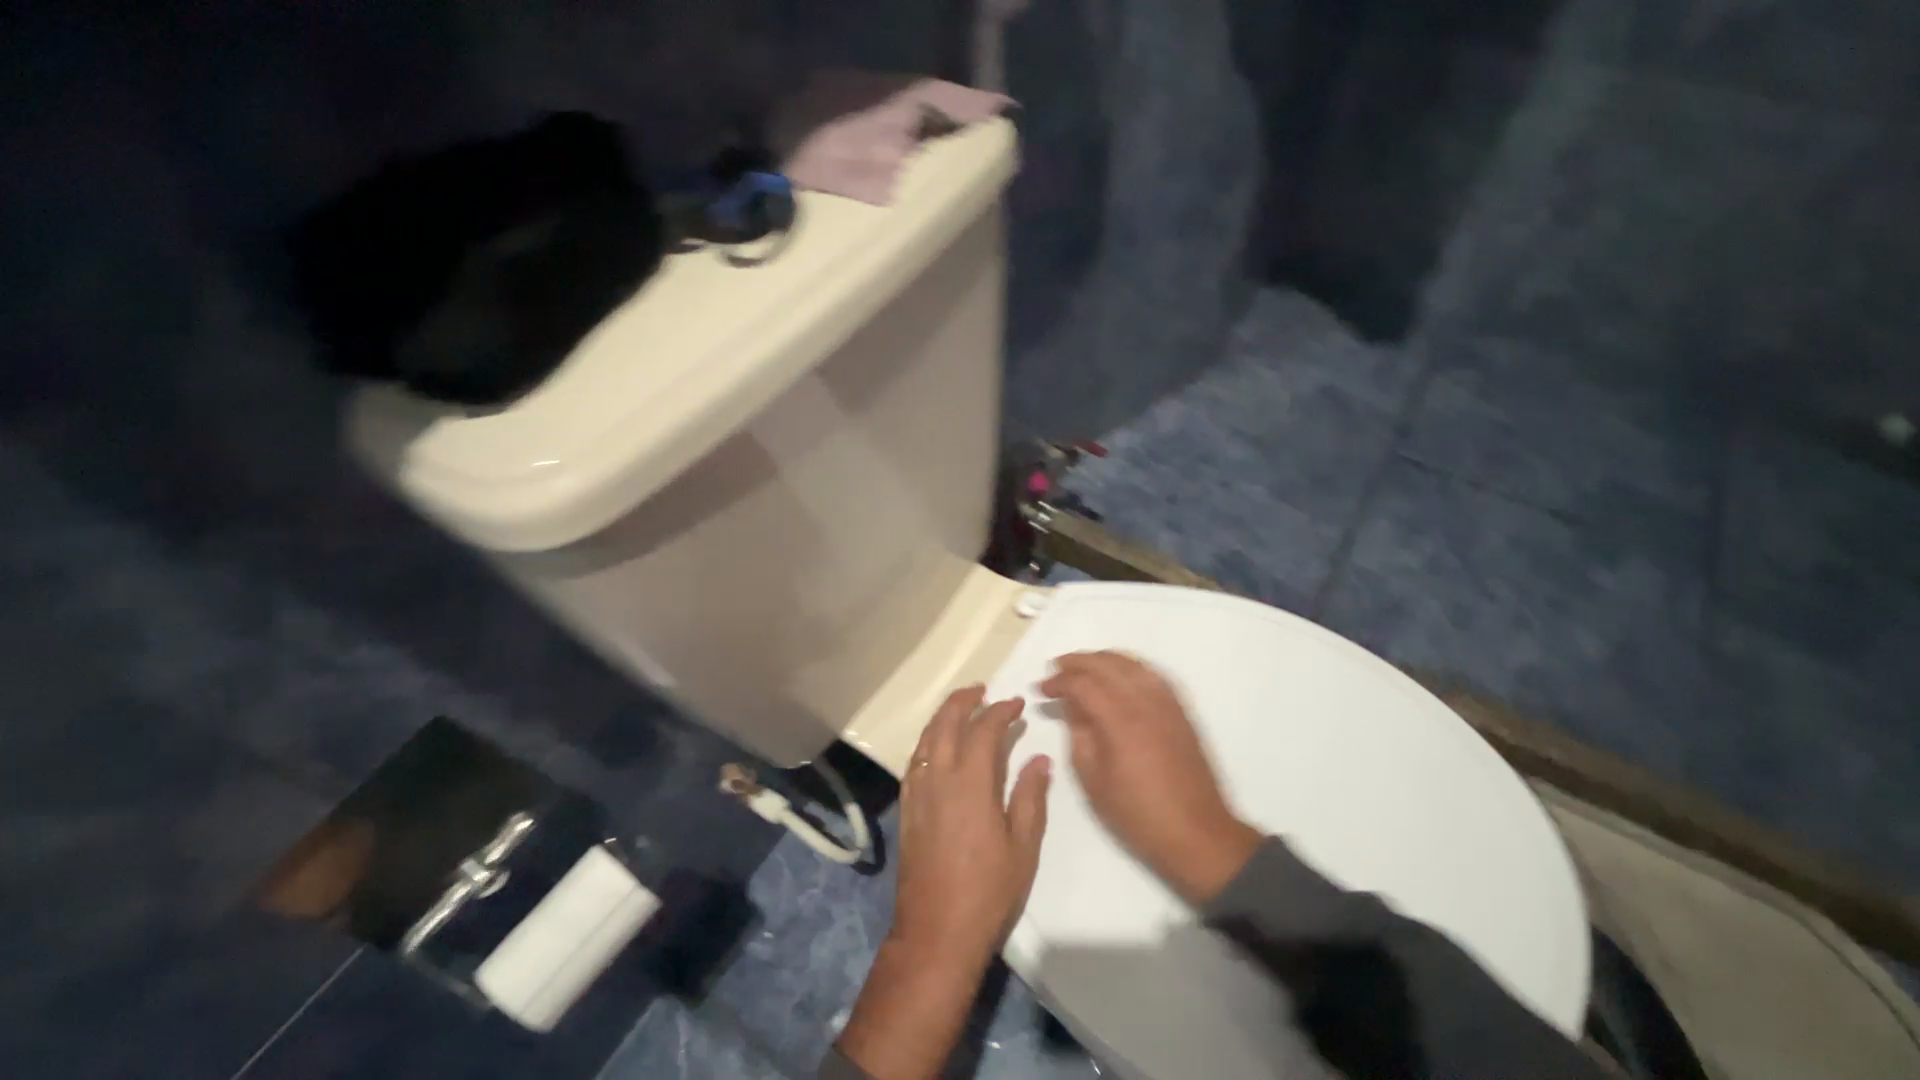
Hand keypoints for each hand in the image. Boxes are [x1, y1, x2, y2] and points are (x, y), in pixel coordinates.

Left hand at [892, 685, 1051, 969]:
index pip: (984, 730)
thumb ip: (1030, 797)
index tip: (1017, 705)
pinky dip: (927, 744)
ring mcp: (917, 794)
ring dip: (942, 718)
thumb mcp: (1023, 846)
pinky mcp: (907, 811)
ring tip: (960, 708)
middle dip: (963, 701)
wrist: (936, 930)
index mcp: (971, 783)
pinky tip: (937, 748)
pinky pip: (914, 763)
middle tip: (982, 690)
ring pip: (925, 741)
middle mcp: (939, 779)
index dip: (1001, 712)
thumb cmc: (988, 891)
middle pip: (945, 724)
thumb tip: (1038, 759)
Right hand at [1040, 651, 1261, 905]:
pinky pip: (1152, 674)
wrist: (1196, 832)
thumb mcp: (1093, 780)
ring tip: (1083, 669)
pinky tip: (1119, 677)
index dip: (1057, 682)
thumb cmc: (1138, 814)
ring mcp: (1168, 703)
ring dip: (1104, 660)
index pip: (1082, 683)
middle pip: (1107, 663)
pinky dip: (1130, 668)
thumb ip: (1079, 736)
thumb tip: (1073, 708)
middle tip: (1055, 671)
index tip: (1040, 690)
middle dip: (1077, 662)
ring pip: (1132, 663)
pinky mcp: (1181, 711)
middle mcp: (1145, 701)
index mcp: (1120, 720)